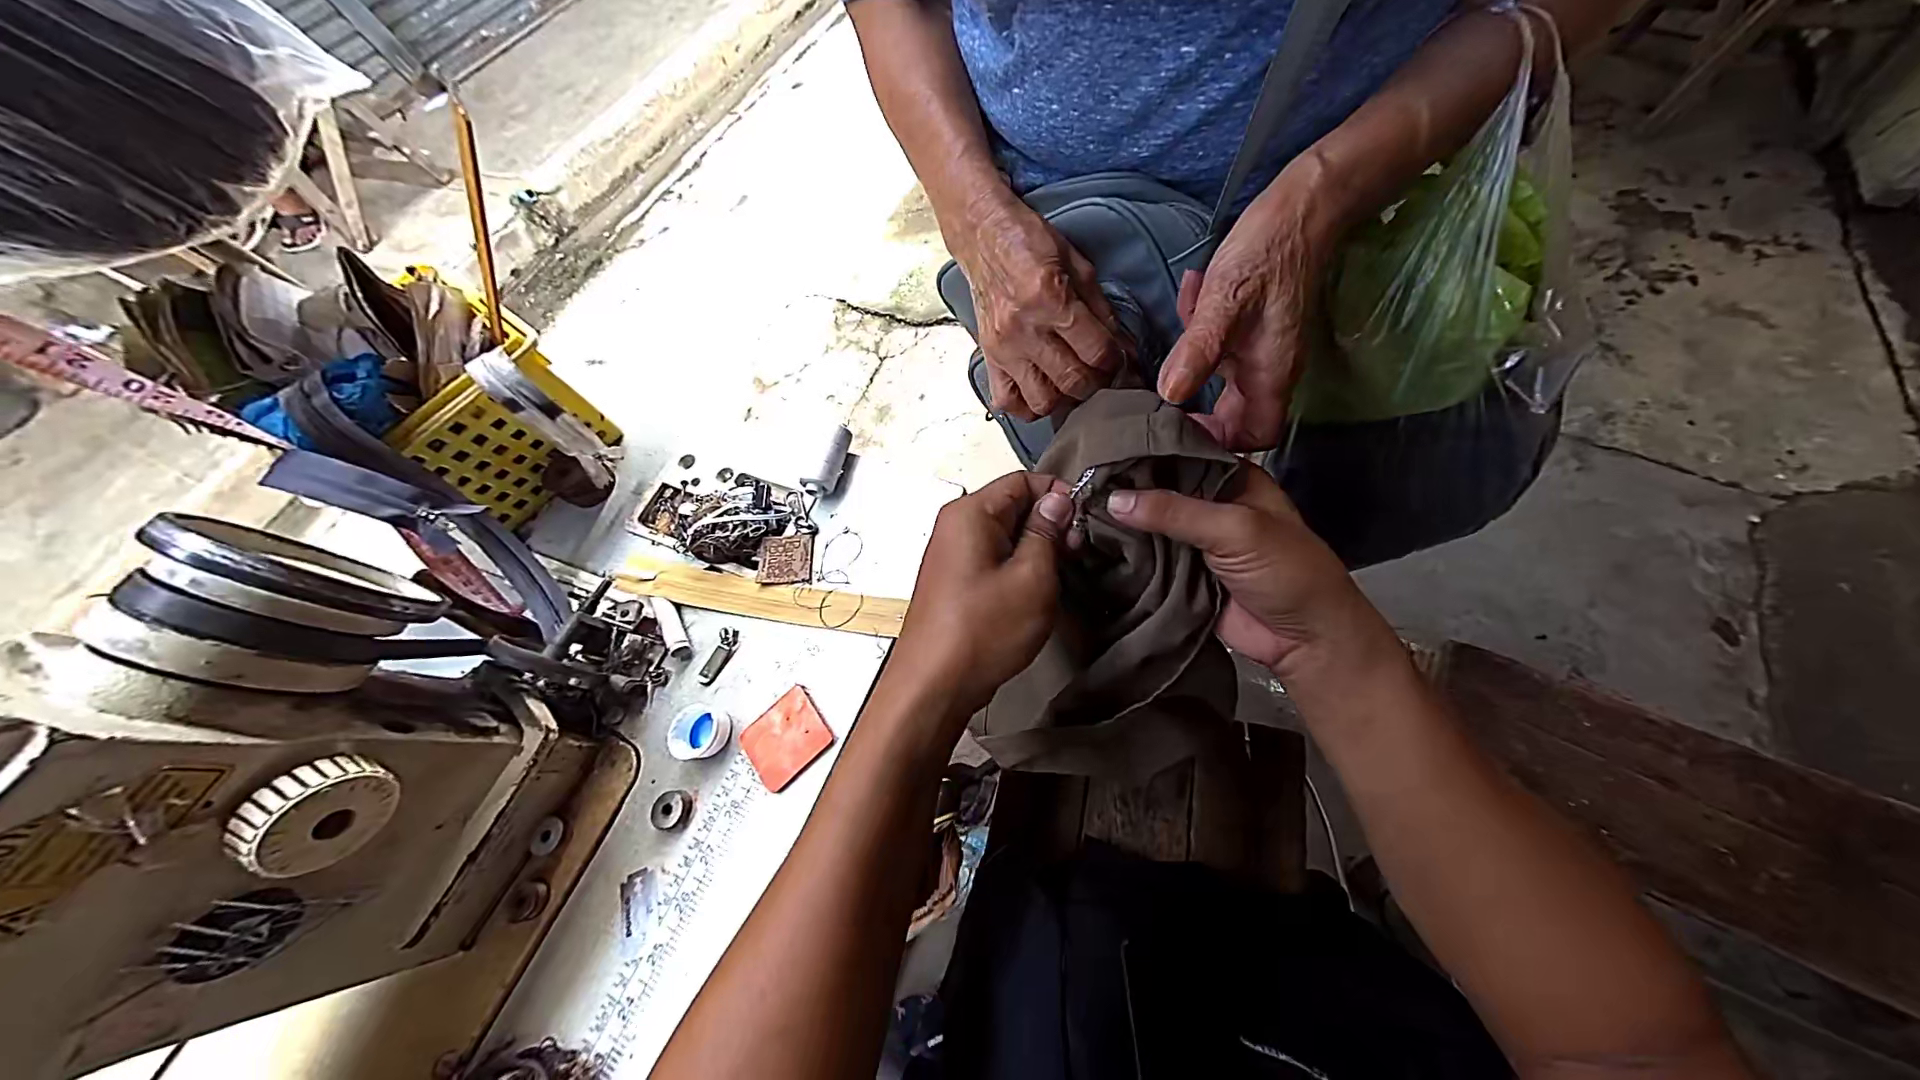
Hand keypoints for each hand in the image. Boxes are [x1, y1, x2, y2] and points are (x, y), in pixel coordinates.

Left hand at [890, 472, 1072, 716]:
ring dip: (1037, 550)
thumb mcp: (1032, 576)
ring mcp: (954, 554)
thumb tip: (1059, 501)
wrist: (934, 685)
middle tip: (1076, 553)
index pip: (1023, 479)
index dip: (1059, 494)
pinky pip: (994, 559)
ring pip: (1007, 535)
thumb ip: (1047, 531)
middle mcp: (956, 526)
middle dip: (1050, 524)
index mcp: (970, 513)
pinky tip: (1035, 591)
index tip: (1085, 519)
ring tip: (1058, 577)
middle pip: (1014, 505)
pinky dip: (1019, 569)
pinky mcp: (957, 580)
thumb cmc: (980, 632)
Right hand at [950, 193, 1126, 419]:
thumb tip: (1122, 347)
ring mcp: (1003, 348)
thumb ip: (1101, 310)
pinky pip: (1006, 402)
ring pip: (1042, 401)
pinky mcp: (989, 357)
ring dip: (1063, 399)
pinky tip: (1039, 391)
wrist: (983, 236)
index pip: (1096, 351)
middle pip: (1073, 381)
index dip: (1116, 361)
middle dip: (1096, 383)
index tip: (1119, 360)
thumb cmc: (1029, 243)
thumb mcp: (1077, 265)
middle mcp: (1024, 329)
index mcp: (1051, 299)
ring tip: (1071, 384)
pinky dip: (1025, 406)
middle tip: (1101, 374)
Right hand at [1104, 467, 1400, 683]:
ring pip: (1147, 523)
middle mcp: (1208, 504)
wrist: (1303, 640)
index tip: (1099, 445)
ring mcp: (1191, 540)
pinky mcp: (1177, 573)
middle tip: (1076, 478)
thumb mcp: (1236, 529)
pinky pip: (1145, 558)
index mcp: (1231, 478)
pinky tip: (1087, 541)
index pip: (1181, 451)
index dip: (1144, 447)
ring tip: (1072, 506)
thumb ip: (1175, 511)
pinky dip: (1122, 553)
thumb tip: (1113, 499)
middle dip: (1123, 485)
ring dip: (1118, 521)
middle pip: (1158, 488)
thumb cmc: (1287, 571)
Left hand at [1157, 173, 1338, 450]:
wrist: (1302, 207)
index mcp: (1270, 375)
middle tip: (1159, 396)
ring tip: (1178, 332)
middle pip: (1232, 417)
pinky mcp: (1249, 333)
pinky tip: (1192, 298)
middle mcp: (1268, 371)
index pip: (1254, 436)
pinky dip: (1199, 333)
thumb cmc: (1268, 252)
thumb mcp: (1225, 302)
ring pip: (1218, 382)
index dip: (1221, 443)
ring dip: (1192, 362)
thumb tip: (1171, 394)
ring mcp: (1259, 353)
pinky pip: (1217, 350)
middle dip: (1195, 409)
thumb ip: (1199, 350)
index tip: (1184, 429)